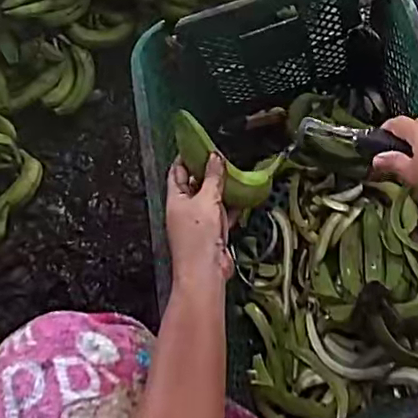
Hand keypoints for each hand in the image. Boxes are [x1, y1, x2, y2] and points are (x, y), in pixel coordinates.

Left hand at [166, 154, 230, 287]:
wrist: (206, 273)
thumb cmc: (199, 236)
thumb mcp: (207, 199)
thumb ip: (213, 177)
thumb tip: (214, 156)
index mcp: (175, 199)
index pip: (177, 171)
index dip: (186, 157)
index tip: (199, 145)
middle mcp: (184, 208)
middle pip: (194, 183)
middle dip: (207, 170)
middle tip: (221, 156)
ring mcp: (199, 221)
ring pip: (210, 198)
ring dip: (221, 187)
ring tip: (234, 171)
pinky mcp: (213, 232)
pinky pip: (222, 213)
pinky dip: (231, 205)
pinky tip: (242, 196)